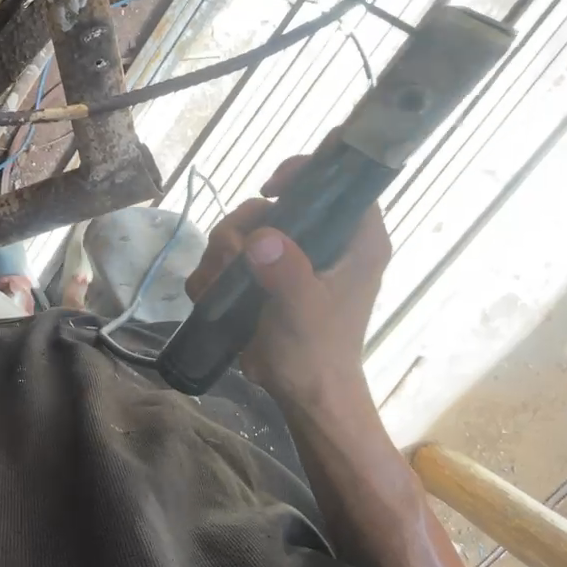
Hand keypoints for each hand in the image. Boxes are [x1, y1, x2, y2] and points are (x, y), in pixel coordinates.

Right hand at [184, 153, 391, 409]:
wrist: (302, 393)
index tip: (271, 190)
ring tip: (221, 286)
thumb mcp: (304, 310)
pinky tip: (215, 297)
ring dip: (220, 255)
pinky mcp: (259, 279)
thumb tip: (258, 237)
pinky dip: (213, 275)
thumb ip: (286, 272)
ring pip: (241, 231)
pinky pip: (224, 258)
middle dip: (241, 227)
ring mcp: (286, 261)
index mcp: (353, 242)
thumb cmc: (317, 351)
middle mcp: (321, 244)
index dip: (306, 173)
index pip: (339, 183)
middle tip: (233, 255)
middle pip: (273, 206)